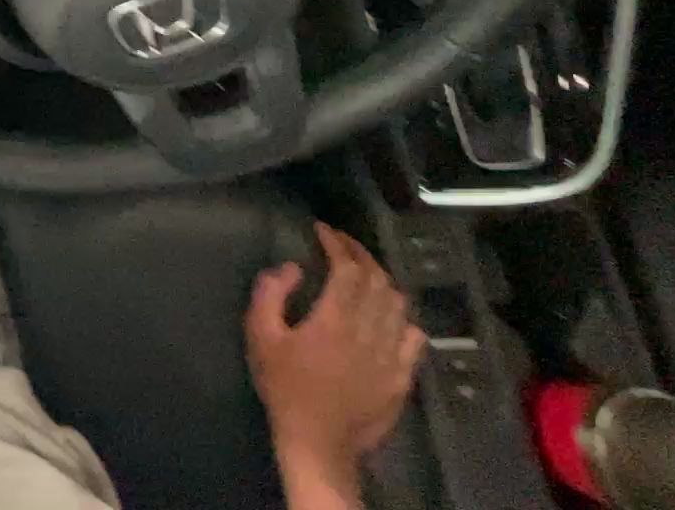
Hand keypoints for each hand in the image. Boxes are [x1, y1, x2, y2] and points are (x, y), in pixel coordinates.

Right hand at [246, 223, 427, 507]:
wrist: (319, 443)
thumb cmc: (284, 386)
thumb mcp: (260, 336)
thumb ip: (270, 295)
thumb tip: (291, 268)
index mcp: (334, 319)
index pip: (347, 268)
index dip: (337, 243)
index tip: (322, 230)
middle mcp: (369, 331)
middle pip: (377, 279)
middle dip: (360, 253)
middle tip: (341, 243)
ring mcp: (391, 355)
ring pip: (398, 303)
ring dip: (381, 280)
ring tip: (363, 273)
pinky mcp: (403, 376)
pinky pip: (414, 336)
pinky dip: (402, 317)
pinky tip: (386, 315)